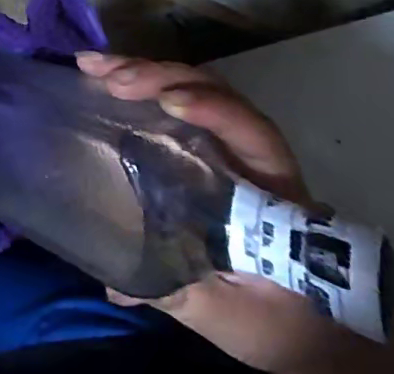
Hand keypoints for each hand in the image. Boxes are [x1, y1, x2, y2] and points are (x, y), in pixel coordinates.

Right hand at [76, 53, 376, 372]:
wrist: (299, 327)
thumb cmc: (272, 318)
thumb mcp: (225, 312)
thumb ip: (178, 289)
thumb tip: (115, 283)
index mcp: (271, 184)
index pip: (249, 130)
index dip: (213, 108)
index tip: (168, 102)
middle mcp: (247, 148)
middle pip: (211, 91)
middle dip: (160, 77)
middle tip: (111, 77)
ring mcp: (219, 139)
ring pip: (188, 87)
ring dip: (142, 72)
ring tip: (94, 66)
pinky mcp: (195, 143)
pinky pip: (168, 103)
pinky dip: (136, 85)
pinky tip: (100, 78)